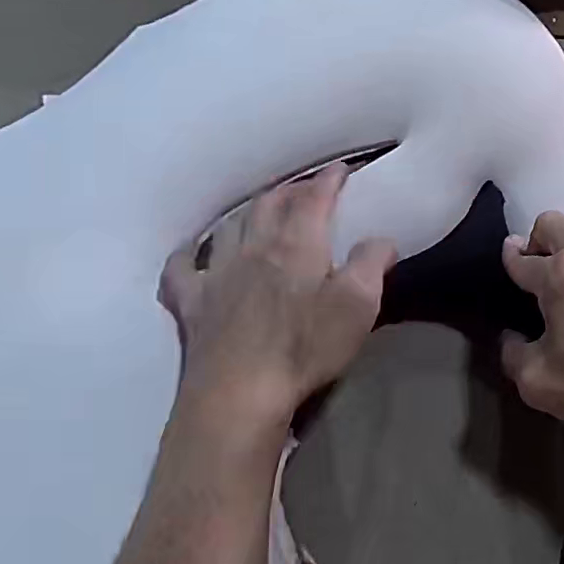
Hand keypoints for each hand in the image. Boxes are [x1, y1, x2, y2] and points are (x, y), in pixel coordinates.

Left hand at [159, 162, 396, 428]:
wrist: (239, 395)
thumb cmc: (308, 346)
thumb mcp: (360, 303)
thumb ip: (373, 262)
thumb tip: (381, 238)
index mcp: (297, 244)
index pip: (313, 199)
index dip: (328, 179)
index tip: (342, 169)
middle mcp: (253, 248)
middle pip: (268, 204)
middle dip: (291, 189)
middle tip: (309, 189)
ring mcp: (215, 274)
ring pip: (230, 226)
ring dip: (250, 211)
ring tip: (264, 209)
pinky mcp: (191, 304)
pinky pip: (182, 267)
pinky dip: (191, 252)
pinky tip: (196, 252)